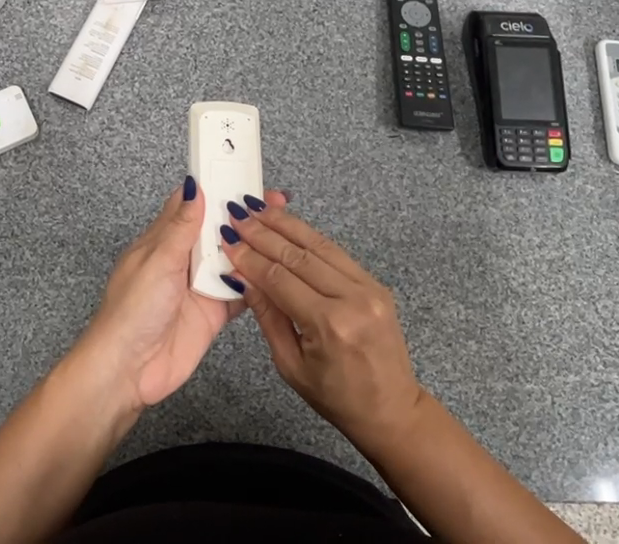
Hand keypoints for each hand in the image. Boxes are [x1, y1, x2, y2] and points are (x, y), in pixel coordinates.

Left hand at [74, 177, 287, 409]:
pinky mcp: (214, 312)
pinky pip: (242, 292)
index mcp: (164, 239)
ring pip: (234, 258)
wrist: (128, 370)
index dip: (216, 186)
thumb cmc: (130, 311)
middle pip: (218, 230)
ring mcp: (200, 285)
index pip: (193, 204)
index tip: (243, 171)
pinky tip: (277, 269)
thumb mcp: (157, 261)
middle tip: (276, 200)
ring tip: (283, 229)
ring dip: (254, 246)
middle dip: (244, 216)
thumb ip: (181, 226)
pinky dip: (257, 282)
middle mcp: (183, 259)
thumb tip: (194, 186)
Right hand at [220, 199, 424, 448]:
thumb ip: (268, 317)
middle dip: (264, 233)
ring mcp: (369, 287)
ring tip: (259, 208)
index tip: (227, 238)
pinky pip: (336, 253)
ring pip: (319, 245)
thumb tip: (242, 277)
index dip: (250, 257)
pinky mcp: (375, 283)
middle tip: (237, 214)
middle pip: (298, 256)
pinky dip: (309, 237)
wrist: (391, 409)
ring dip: (287, 224)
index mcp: (330, 324)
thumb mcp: (291, 365)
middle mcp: (352, 298)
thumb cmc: (336, 397)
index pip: (280, 280)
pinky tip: (289, 225)